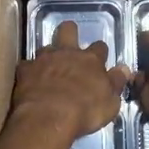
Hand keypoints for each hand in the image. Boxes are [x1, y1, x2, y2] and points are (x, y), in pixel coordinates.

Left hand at [10, 20, 133, 141]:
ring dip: (48, 55)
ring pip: (45, 47)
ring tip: (49, 68)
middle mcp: (67, 53)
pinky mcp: (25, 70)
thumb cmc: (84, 112)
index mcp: (90, 60)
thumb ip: (116, 83)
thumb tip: (124, 69)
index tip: (100, 59)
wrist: (48, 118)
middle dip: (70, 32)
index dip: (100, 52)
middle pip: (68, 30)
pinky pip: (26, 66)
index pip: (100, 47)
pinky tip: (30, 81)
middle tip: (70, 44)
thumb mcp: (110, 102)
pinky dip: (29, 72)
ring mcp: (43, 59)